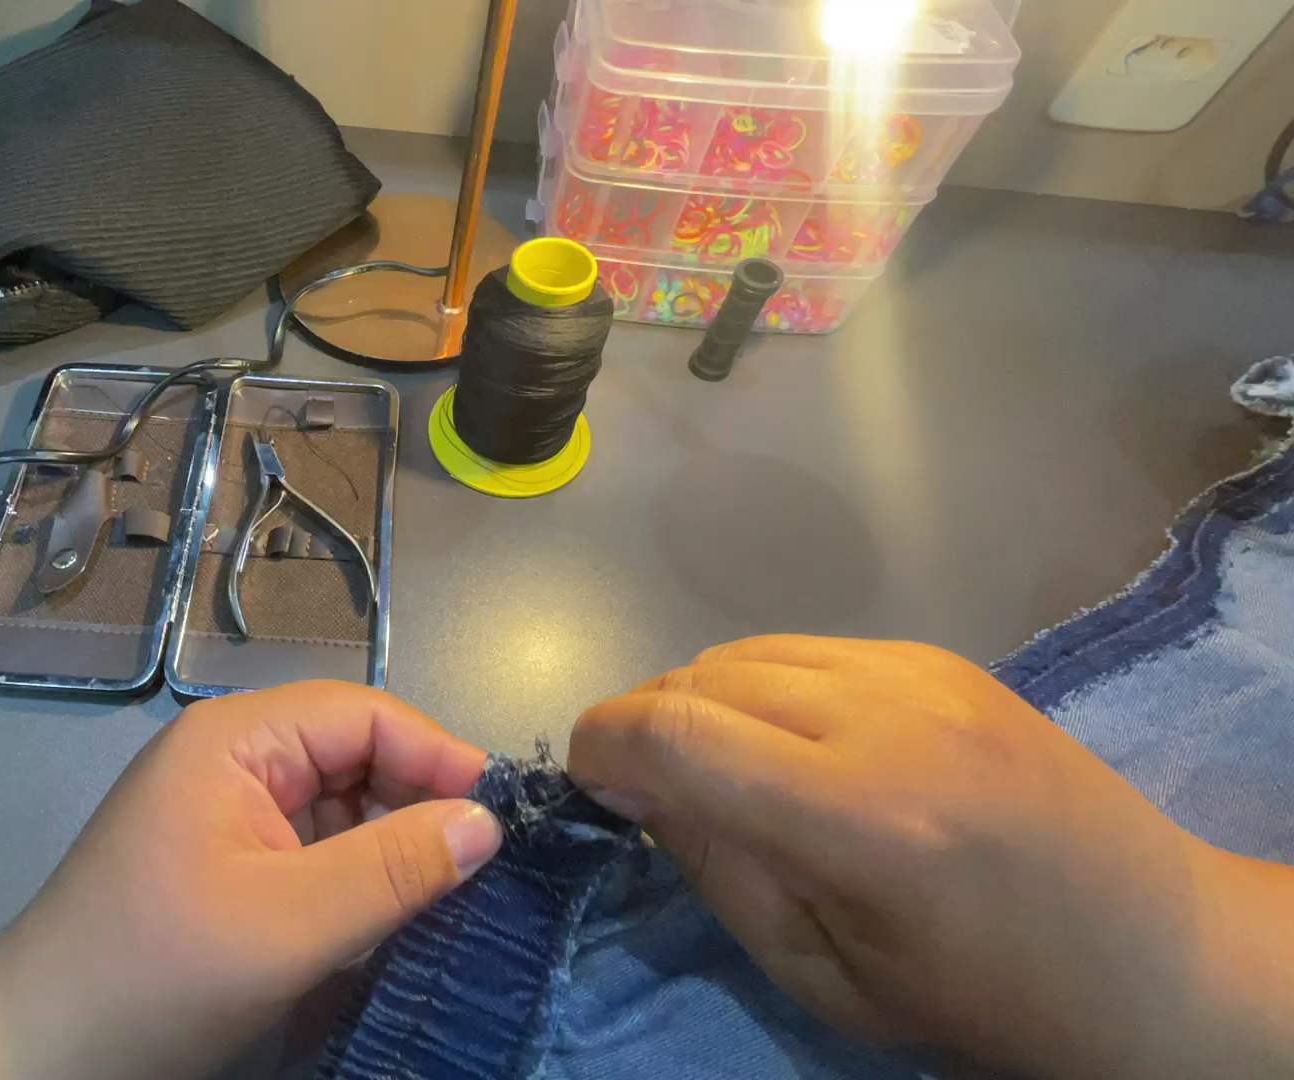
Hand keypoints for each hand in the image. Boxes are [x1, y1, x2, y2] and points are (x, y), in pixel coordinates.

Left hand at [0, 681, 501, 1079]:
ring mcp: (230, 804)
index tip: (494, 815)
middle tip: (468, 869)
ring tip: (430, 898)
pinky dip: (352, 873)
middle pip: (350, 752)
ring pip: (338, 801)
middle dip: (410, 802)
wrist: (38, 1054)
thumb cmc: (157, 973)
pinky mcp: (230, 853)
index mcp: (238, 737)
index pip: (359, 713)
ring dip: (385, 843)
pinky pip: (313, 842)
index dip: (431, 752)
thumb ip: (392, 868)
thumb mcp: (288, 925)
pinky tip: (375, 916)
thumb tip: (485, 823)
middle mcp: (235, 754)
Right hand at [568, 635, 1293, 1079]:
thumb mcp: (816, 972)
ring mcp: (912, 673)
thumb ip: (709, 863)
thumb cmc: (980, 995)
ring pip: (728, 655)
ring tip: (718, 759)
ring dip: (690, 703)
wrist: (1164, 953)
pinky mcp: (927, 655)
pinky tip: (780, 733)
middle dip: (639, 726)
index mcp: (864, 823)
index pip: (674, 734)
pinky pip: (783, 649)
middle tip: (651, 785)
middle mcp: (885, 720)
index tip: (593, 781)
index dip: (600, 743)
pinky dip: (746, 687)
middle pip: (689, 681)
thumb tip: (629, 780)